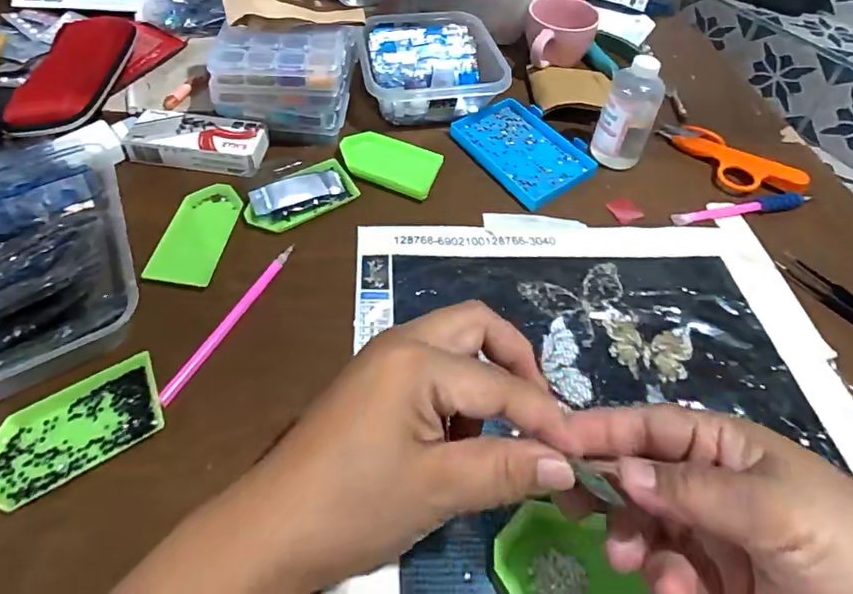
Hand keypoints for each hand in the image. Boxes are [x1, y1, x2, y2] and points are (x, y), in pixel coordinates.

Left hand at [114, 302, 581, 593]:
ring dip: (485, 377)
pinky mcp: (374, 382)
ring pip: (453, 344)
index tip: (580, 452)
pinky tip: (459, 442)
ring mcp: (384, 360)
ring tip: (500, 438)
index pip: (499, 382)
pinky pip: (431, 368)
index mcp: (416, 359)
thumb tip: (566, 463)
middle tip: (541, 414)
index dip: (544, 416)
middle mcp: (401, 343)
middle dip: (515, 361)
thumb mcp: (436, 490)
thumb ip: (504, 469)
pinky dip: (457, 393)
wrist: (272, 526)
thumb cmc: (354, 504)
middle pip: (475, 325)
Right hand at [562, 405, 852, 593]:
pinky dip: (664, 581)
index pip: (653, 426)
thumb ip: (694, 489)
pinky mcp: (724, 590)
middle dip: (612, 490)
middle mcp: (717, 486)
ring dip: (635, 540)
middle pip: (642, 476)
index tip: (556, 437)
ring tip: (631, 561)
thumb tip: (621, 468)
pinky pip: (674, 574)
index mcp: (730, 447)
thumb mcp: (776, 512)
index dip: (606, 428)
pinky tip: (674, 592)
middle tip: (577, 508)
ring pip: (651, 527)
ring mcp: (720, 541)